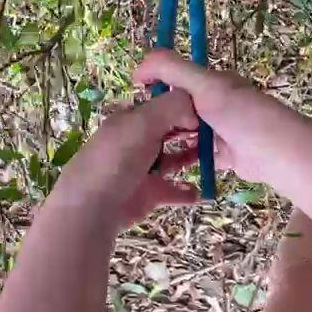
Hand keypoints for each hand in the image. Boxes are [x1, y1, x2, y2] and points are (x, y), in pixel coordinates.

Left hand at [47, 89, 205, 232]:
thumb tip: (195, 109)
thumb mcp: (144, 122)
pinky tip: (202, 191)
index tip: (210, 109)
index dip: (184, 106)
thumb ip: (172, 107)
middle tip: (218, 133)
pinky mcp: (149, 195)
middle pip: (169, 131)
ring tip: (216, 157)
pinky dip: (188, 191)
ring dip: (192, 157)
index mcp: (131, 119)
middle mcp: (137, 142)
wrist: (93, 206)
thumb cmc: (117, 157)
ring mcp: (143, 169)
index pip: (162, 106)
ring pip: (173, 160)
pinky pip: (174, 191)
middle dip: (192, 131)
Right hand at [131, 51, 305, 184]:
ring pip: (187, 133)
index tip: (135, 101)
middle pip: (179, 108)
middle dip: (160, 118)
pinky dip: (184, 160)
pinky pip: (199, 156)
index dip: (154, 87)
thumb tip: (138, 67)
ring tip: (147, 152)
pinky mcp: (225, 155)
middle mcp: (216, 103)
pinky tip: (166, 167)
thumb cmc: (243, 116)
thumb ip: (171, 69)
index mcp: (213, 82)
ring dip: (170, 140)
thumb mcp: (205, 86)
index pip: (175, 78)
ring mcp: (221, 130)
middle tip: (138, 134)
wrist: (281, 154)